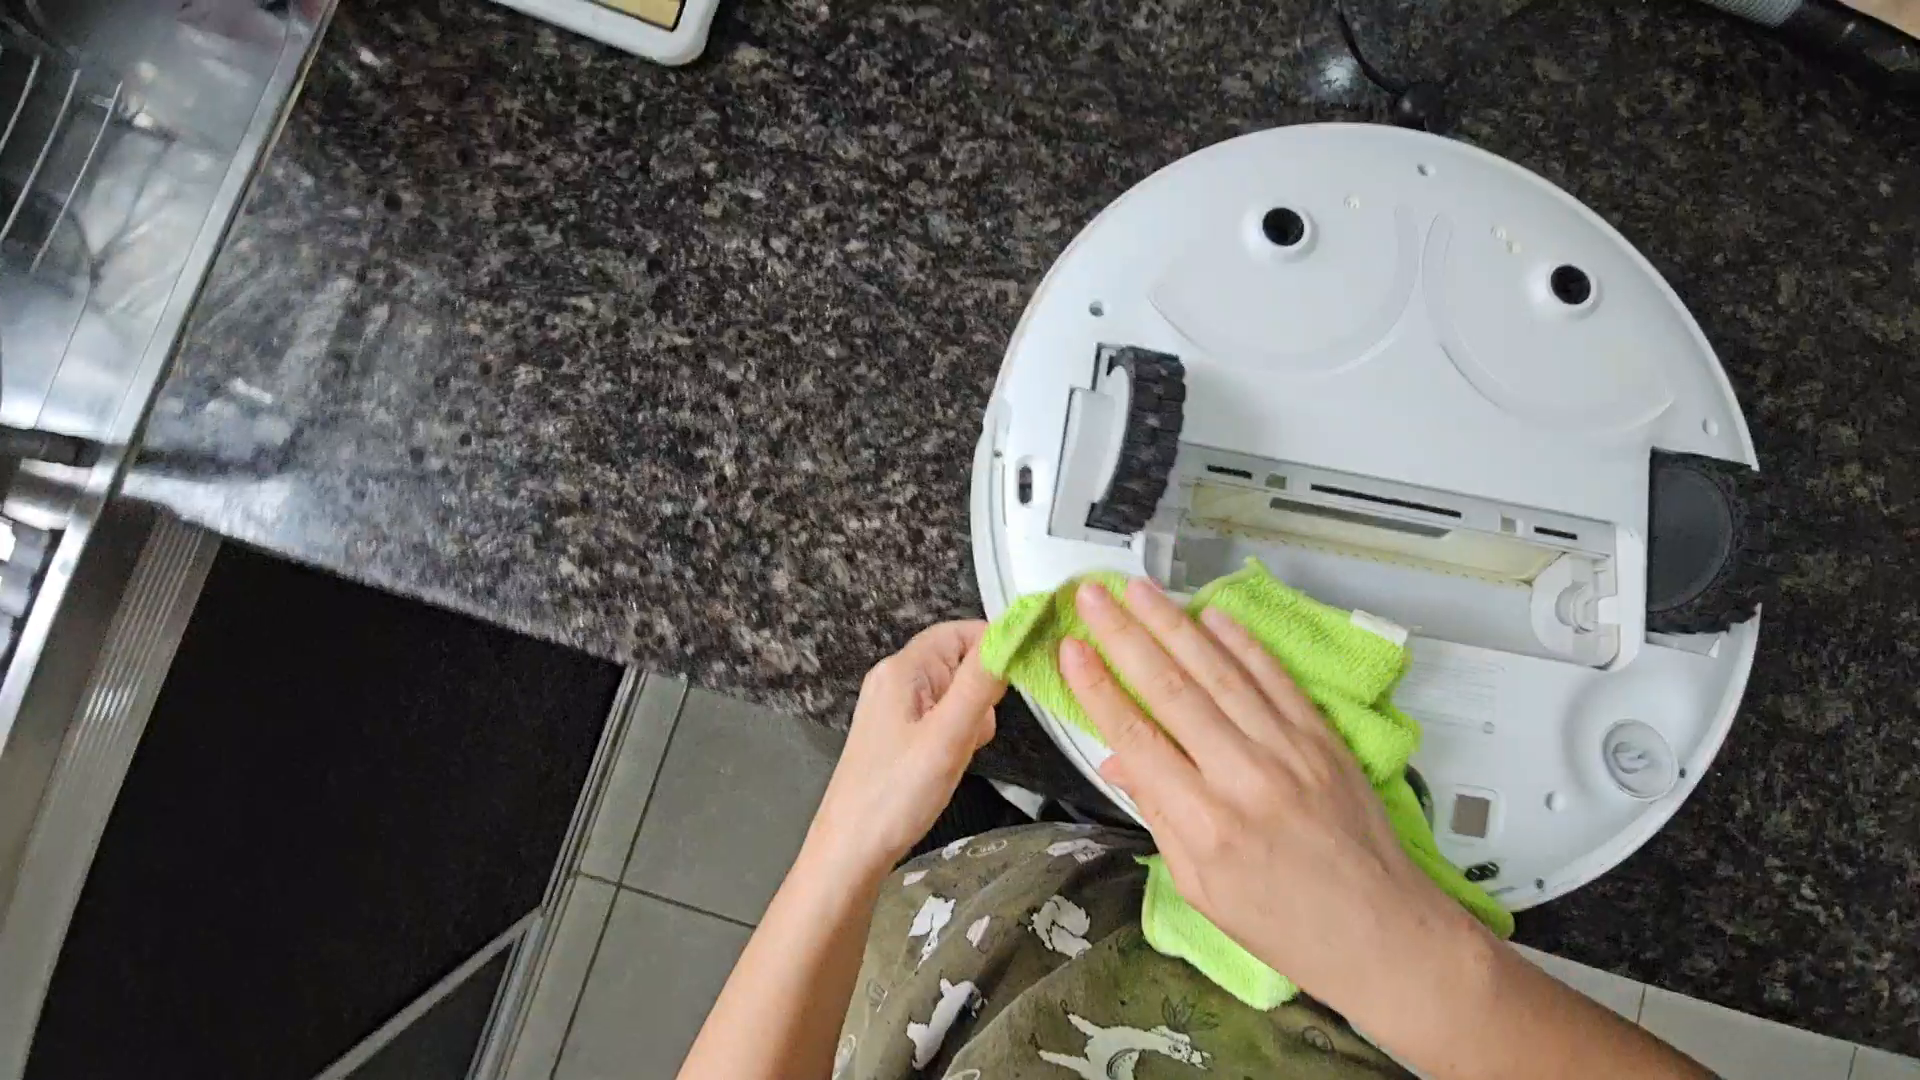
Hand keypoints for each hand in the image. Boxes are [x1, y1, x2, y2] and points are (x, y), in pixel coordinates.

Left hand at [804, 621, 1006, 880]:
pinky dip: (954, 735)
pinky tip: (945, 763)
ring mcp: (893, 706)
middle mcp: (894, 679)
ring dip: (968, 719)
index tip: (1020, 674)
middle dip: (981, 692)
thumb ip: (980, 683)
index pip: (960, 631)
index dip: (994, 646)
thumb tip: (1011, 635)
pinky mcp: (896, 732)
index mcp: (903, 669)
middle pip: (959, 661)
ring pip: (954, 692)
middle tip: (974, 731)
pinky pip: (940, 717)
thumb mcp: (948, 736)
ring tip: (954, 753)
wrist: (851, 852)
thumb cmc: (894, 796)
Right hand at [1059, 579, 1477, 1014]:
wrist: (1386, 937)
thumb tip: (1115, 757)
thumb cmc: (1281, 924)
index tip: (1070, 649)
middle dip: (1124, 635)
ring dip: (1173, 624)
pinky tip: (1210, 613)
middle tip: (1092, 596)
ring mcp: (1289, 750)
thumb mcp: (1198, 886)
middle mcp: (1244, 776)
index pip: (1137, 736)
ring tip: (1138, 589)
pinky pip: (1275, 677)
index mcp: (1204, 823)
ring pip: (1219, 672)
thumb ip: (1156, 812)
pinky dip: (1241, 642)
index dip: (1097, 687)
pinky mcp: (1322, 737)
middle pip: (1171, 689)